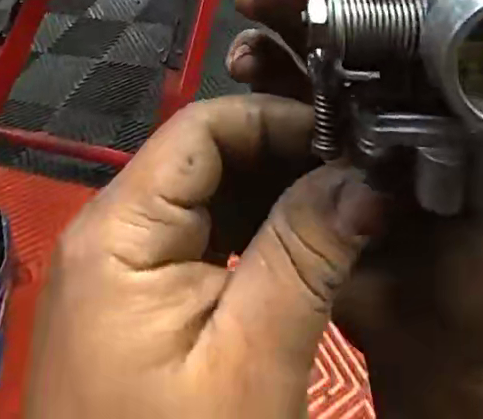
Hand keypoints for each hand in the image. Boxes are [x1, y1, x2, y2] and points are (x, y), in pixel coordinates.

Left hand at [24, 93, 385, 418]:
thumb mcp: (252, 362)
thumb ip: (308, 251)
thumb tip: (369, 171)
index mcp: (119, 230)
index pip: (204, 126)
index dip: (278, 120)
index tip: (347, 141)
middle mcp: (113, 229)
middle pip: (209, 152)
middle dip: (288, 153)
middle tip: (361, 170)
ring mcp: (125, 264)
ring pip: (216, 190)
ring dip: (283, 189)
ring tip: (349, 198)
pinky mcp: (143, 295)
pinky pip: (211, 233)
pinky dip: (264, 228)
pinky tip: (312, 238)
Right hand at [232, 0, 482, 416]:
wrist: (455, 356)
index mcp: (472, 92)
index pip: (438, 19)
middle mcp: (417, 93)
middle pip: (371, 25)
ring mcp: (367, 123)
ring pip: (324, 54)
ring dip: (290, 22)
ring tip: (263, 7)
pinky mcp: (321, 159)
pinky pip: (287, 111)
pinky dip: (264, 79)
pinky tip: (247, 64)